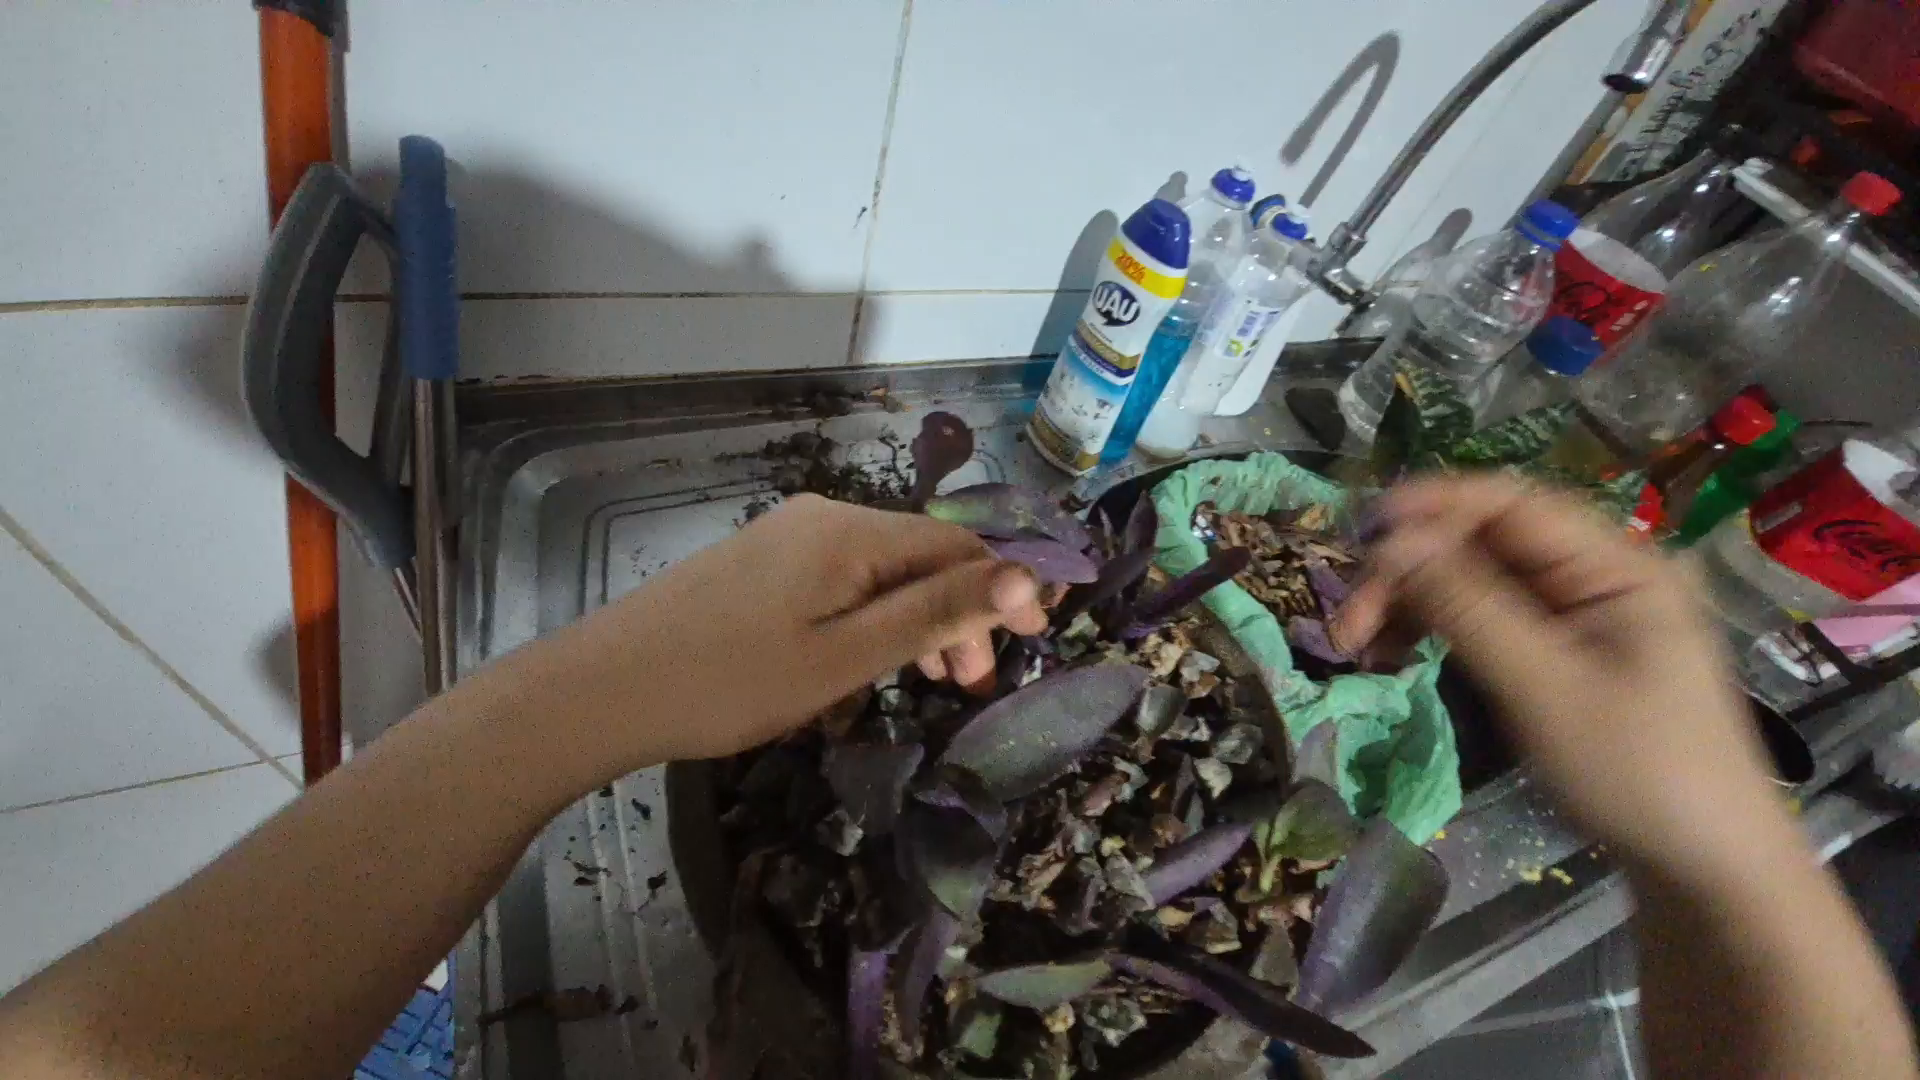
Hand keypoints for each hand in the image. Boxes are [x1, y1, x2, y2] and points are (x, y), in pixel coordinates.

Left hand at [488, 494, 1047, 772]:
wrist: (602, 689)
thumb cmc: (732, 681)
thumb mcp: (846, 656)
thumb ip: (936, 614)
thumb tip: (1025, 577)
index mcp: (851, 531)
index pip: (958, 542)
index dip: (1005, 585)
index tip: (1035, 641)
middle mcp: (826, 517)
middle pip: (920, 555)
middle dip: (960, 613)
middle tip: (968, 685)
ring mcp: (790, 536)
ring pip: (882, 570)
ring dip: (917, 619)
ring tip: (929, 681)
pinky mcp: (766, 562)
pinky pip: (843, 580)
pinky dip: (873, 617)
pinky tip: (869, 658)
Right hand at [1331, 476, 1780, 864]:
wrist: (1700, 865)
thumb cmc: (1637, 772)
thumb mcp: (1543, 686)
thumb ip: (1466, 606)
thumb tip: (1392, 543)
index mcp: (1614, 566)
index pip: (1508, 503)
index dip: (1430, 506)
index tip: (1361, 533)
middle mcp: (1587, 574)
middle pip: (1472, 543)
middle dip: (1402, 573)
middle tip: (1348, 623)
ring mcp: (1564, 610)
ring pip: (1459, 578)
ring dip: (1402, 603)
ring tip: (1355, 646)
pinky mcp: (1542, 644)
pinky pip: (1467, 614)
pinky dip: (1422, 629)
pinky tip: (1388, 656)